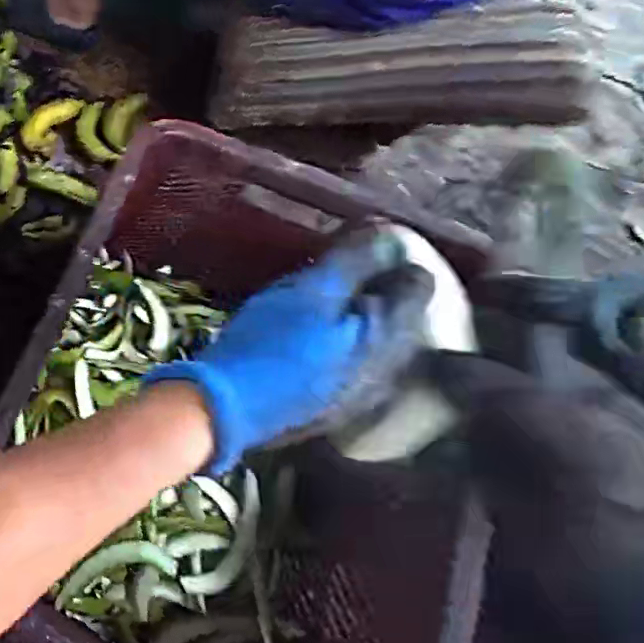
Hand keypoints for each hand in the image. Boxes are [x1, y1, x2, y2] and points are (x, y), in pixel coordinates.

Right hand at [147, 227, 433, 471]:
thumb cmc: (267, 345)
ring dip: (352, 322)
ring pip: (373, 343)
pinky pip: (348, 366)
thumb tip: (389, 232)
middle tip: (330, 275)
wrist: (226, 409)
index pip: (418, 282)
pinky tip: (304, 344)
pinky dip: (335, 347)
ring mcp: (364, 393)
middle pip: (398, 315)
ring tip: (314, 307)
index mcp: (392, 333)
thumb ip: (352, 264)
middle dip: (372, 291)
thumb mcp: (306, 294)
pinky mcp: (333, 409)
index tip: (356, 246)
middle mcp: (393, 366)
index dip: (390, 259)